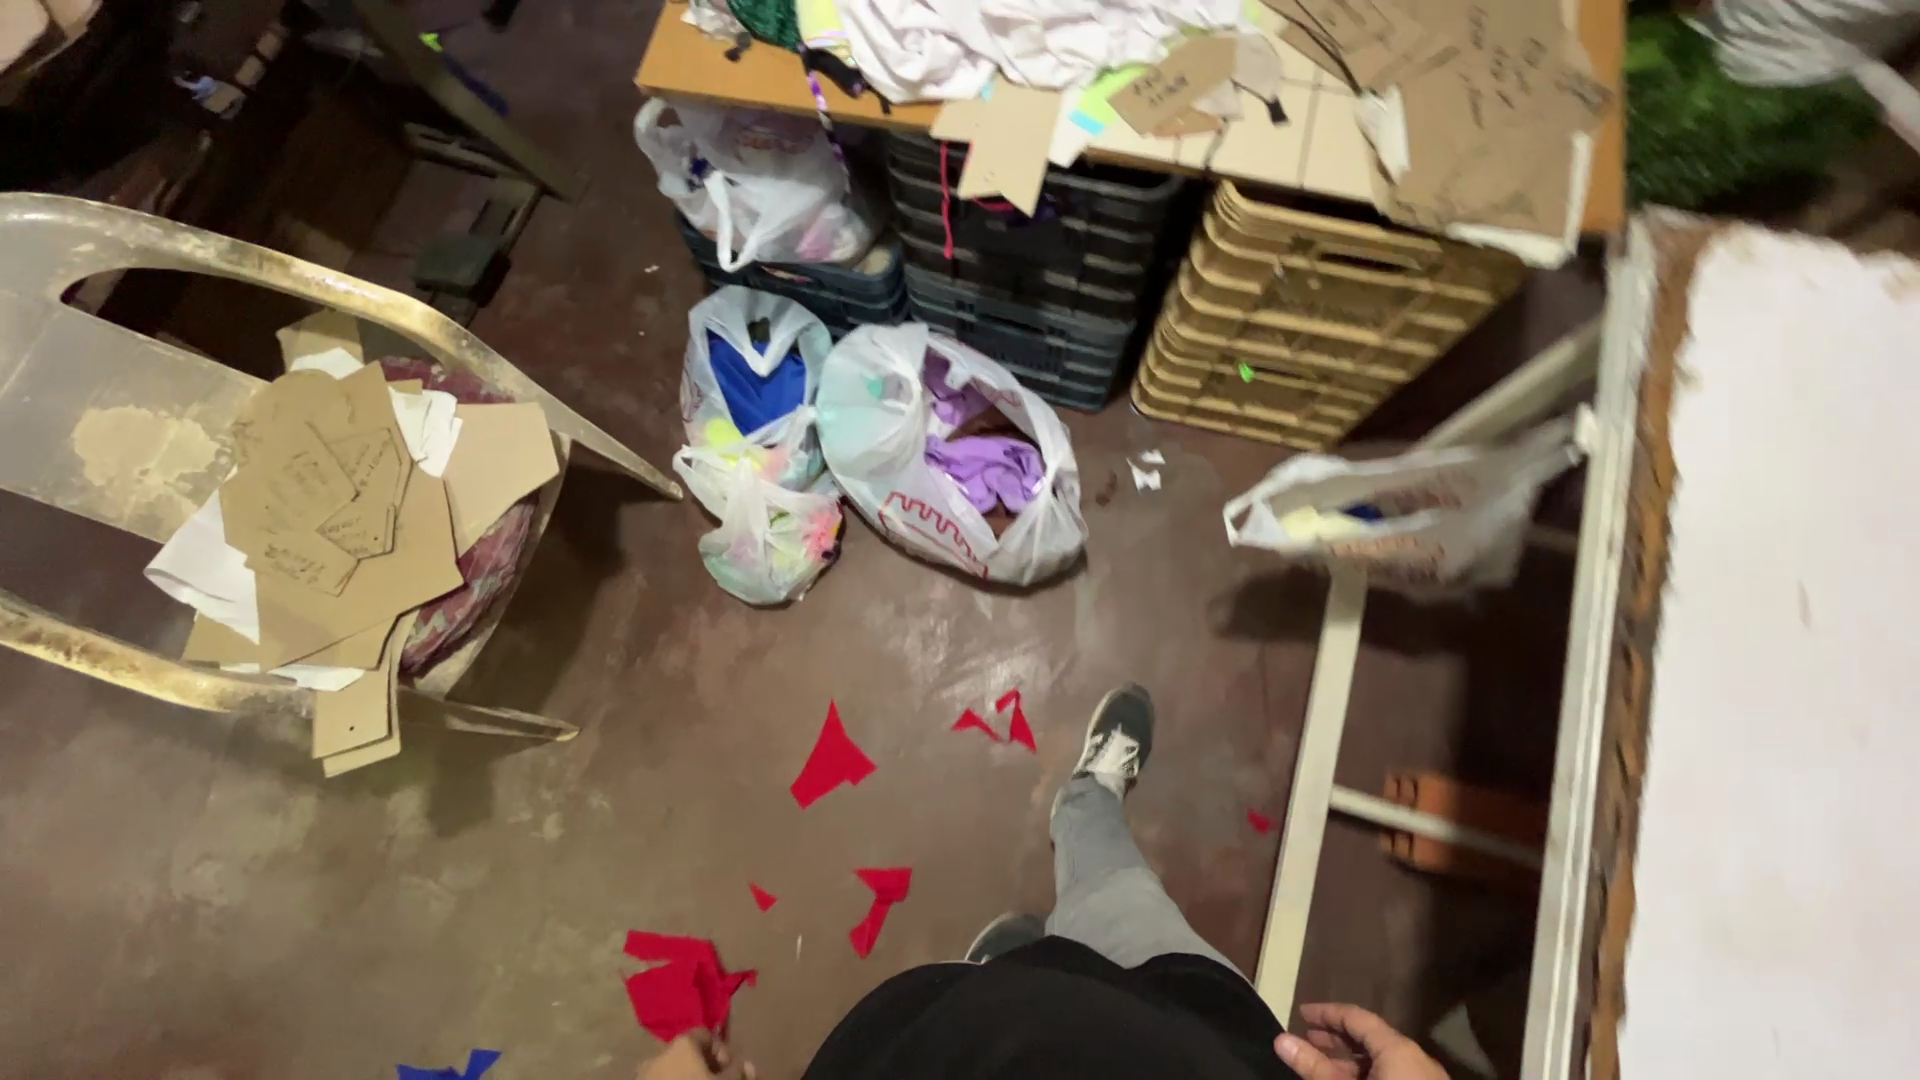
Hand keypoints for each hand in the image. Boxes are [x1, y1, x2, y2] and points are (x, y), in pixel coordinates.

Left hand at [637, 1032, 755, 1079]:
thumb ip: (741, 1072)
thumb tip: (747, 1067)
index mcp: (681, 1043)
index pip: (706, 1035)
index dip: (723, 1050)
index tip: (732, 1069)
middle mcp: (659, 1055)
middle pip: (688, 1056)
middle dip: (705, 1069)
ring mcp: (644, 1078)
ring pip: (673, 1073)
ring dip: (688, 1078)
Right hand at [1273, 1003, 1447, 1079]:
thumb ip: (1315, 1066)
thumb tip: (1281, 1040)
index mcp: (1398, 1049)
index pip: (1356, 1016)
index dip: (1326, 1013)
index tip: (1301, 1015)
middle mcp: (1417, 1060)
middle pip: (1371, 1038)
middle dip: (1338, 1038)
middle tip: (1309, 1040)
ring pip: (1384, 1062)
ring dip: (1353, 1062)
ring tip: (1325, 1069)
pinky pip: (1396, 1078)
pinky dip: (1371, 1077)